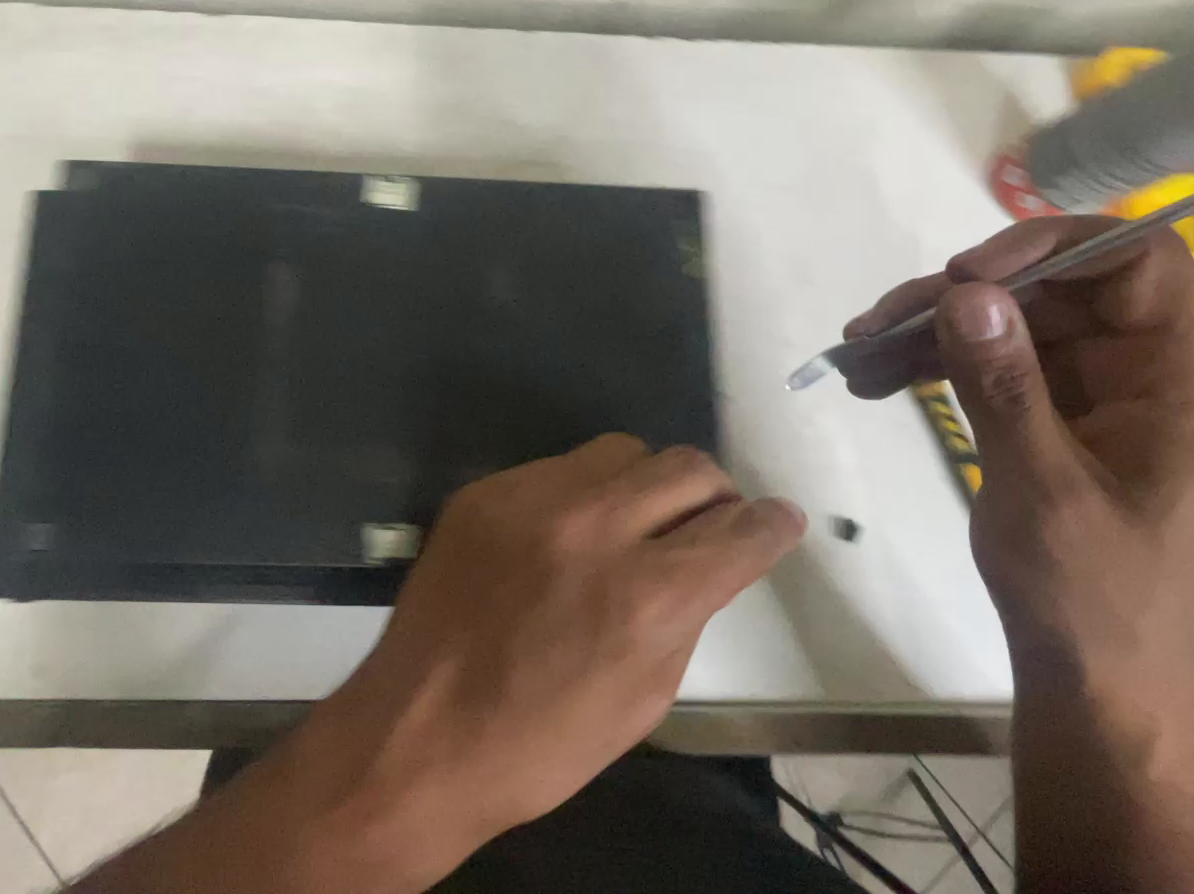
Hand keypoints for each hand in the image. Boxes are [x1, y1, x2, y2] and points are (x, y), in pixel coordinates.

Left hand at [284, 435, 805, 882]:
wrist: (417, 734)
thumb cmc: (540, 742)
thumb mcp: (644, 698)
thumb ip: (688, 613)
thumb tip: (711, 560)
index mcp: (647, 596)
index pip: (740, 532)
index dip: (771, 526)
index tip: (777, 523)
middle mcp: (594, 529)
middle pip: (688, 467)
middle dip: (714, 496)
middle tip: (705, 524)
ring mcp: (530, 500)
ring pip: (622, 451)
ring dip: (646, 483)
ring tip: (634, 522)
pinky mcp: (484, 492)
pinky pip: (557, 467)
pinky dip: (581, 493)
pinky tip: (564, 533)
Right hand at [841, 217, 1193, 684]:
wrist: (1087, 659)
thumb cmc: (1088, 584)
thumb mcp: (1041, 484)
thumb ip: (1004, 385)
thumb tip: (966, 294)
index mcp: (1175, 374)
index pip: (1133, 262)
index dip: (1049, 247)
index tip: (963, 275)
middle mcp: (1136, 366)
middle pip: (1047, 291)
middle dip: (955, 300)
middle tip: (873, 325)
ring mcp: (1087, 388)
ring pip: (1004, 324)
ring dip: (925, 333)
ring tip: (854, 355)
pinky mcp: (1045, 410)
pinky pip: (985, 363)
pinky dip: (928, 366)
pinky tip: (872, 381)